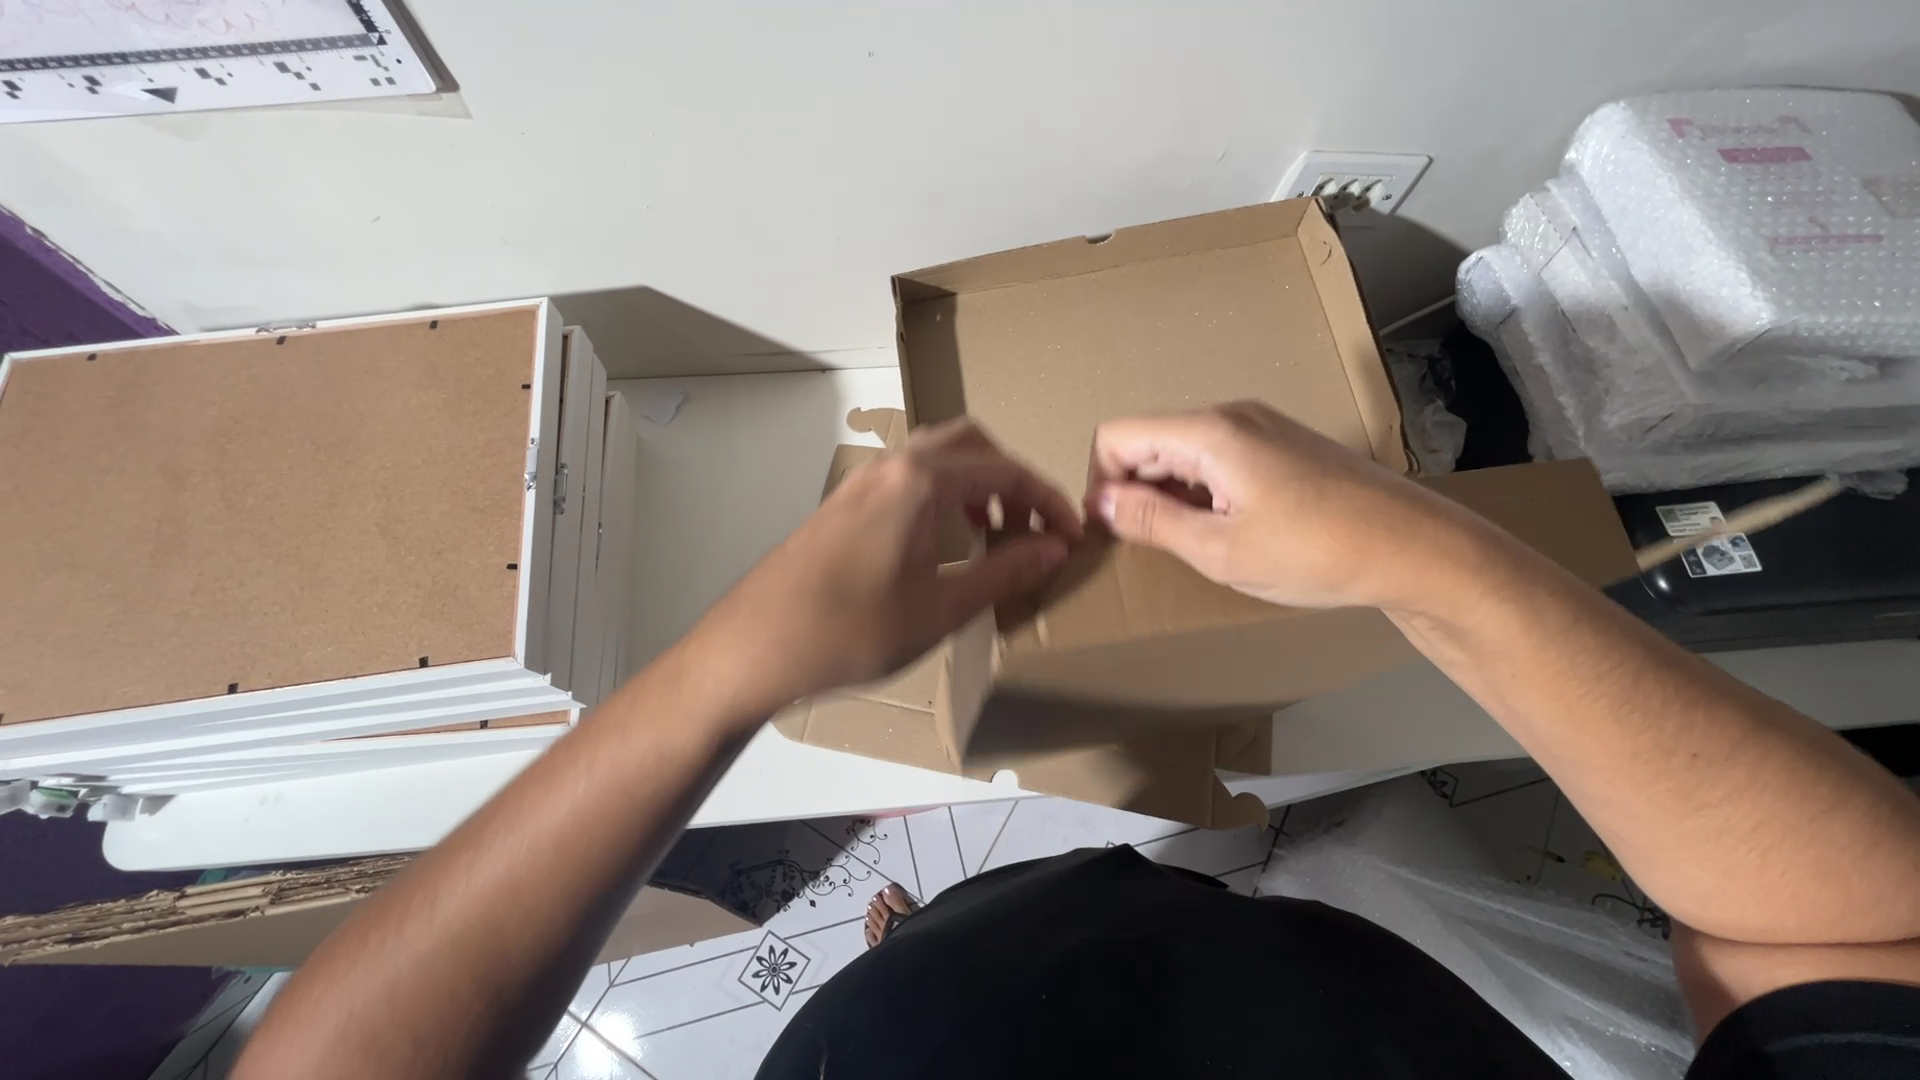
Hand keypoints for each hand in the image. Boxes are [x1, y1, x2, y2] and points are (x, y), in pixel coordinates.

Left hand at [678, 418, 1081, 721]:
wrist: (756, 646)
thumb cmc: (854, 631)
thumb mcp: (942, 607)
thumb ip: (1004, 571)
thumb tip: (1055, 547)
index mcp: (920, 481)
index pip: (1005, 469)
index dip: (1048, 500)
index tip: (1072, 535)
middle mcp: (891, 465)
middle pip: (970, 443)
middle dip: (1010, 477)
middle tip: (1029, 525)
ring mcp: (861, 481)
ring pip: (934, 456)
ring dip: (974, 481)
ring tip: (991, 531)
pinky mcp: (842, 503)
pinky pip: (907, 476)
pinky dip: (940, 492)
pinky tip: (941, 540)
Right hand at [1086, 401, 1486, 611]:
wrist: (1416, 549)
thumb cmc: (1318, 552)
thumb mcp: (1219, 549)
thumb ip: (1151, 520)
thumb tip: (1100, 503)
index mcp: (1209, 433)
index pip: (1116, 436)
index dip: (1102, 483)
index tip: (1115, 531)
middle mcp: (1232, 416)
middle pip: (1148, 440)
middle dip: (1134, 490)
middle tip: (1150, 546)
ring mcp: (1261, 427)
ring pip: (1181, 451)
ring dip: (1169, 494)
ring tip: (1192, 543)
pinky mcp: (1282, 445)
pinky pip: (1216, 457)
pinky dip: (1201, 491)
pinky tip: (1227, 530)